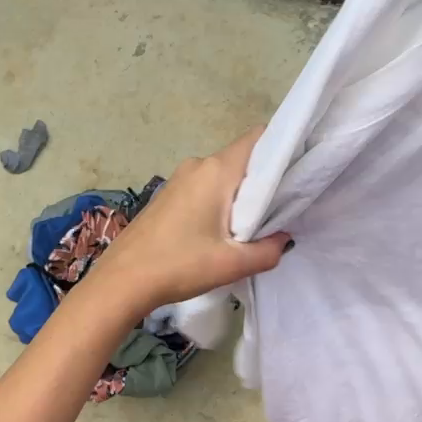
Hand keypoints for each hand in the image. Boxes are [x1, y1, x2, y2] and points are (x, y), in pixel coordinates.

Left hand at [88, 128, 293, 314]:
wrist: (123, 282)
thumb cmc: (179, 266)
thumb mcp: (231, 264)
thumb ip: (267, 252)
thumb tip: (283, 241)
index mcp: (217, 170)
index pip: (260, 139)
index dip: (284, 149)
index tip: (299, 172)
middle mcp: (198, 165)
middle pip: (242, 161)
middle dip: (263, 182)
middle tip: (279, 211)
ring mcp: (178, 181)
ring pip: (222, 179)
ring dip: (238, 198)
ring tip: (248, 229)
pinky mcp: (166, 198)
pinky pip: (203, 191)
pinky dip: (218, 206)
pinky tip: (219, 234)